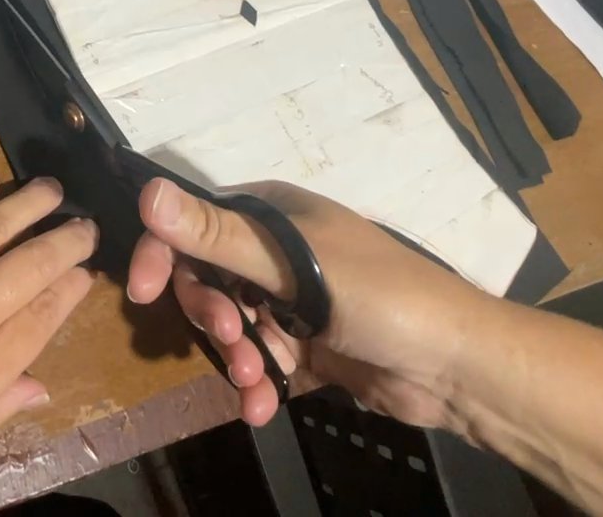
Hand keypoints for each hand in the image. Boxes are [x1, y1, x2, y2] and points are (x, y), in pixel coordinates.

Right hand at [126, 179, 493, 429]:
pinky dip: (256, 383)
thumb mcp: (293, 262)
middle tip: (233, 338)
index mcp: (270, 213)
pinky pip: (260, 358)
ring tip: (258, 381)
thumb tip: (147, 193)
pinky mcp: (304, 344)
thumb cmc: (378, 294)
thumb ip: (216, 235)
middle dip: (211, 313)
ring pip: (231, 323)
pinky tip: (261, 408)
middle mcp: (274, 250)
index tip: (143, 291)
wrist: (459, 369)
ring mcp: (289, 299)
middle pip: (207, 277)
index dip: (164, 253)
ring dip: (235, 354)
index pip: (194, 222)